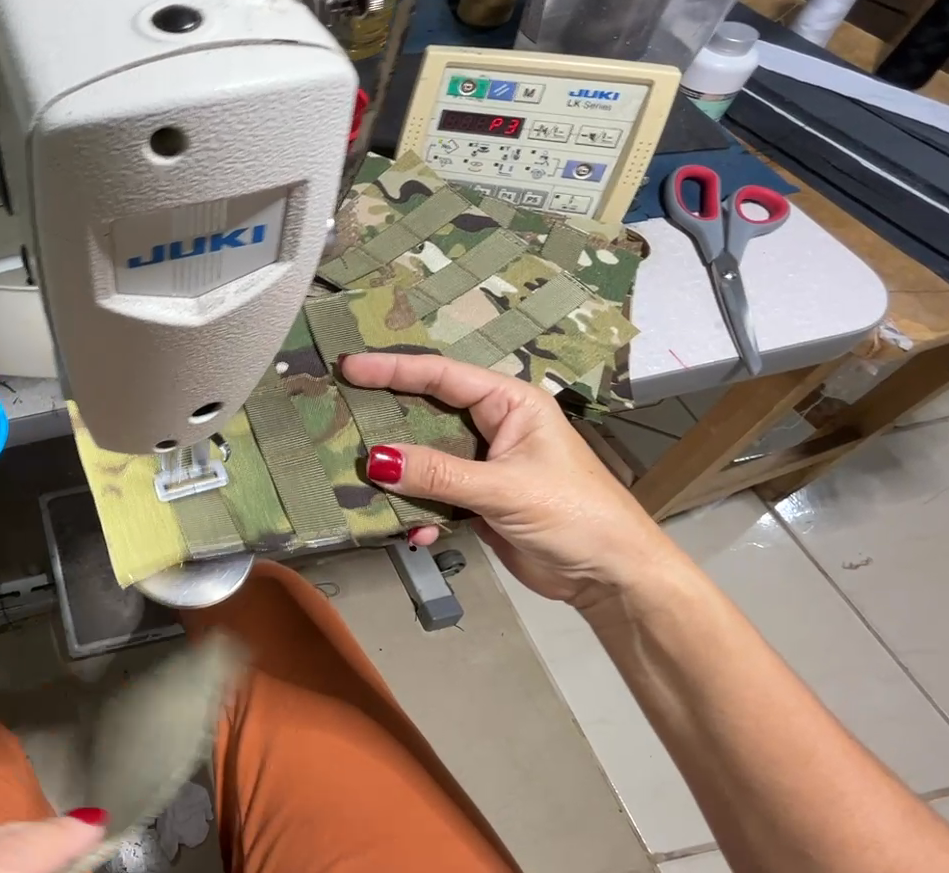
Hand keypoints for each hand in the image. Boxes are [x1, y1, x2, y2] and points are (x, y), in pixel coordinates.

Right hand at [339, 353, 679, 609]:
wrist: (612, 580)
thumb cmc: (577, 516)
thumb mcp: (505, 490)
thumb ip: (439, 474)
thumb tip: (375, 460)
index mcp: (509, 403)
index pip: (442, 376)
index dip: (393, 370)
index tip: (348, 367)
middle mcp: (492, 425)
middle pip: (424, 411)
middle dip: (384, 417)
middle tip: (336, 411)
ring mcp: (480, 463)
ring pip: (422, 455)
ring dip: (397, 472)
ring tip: (358, 476)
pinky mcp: (473, 498)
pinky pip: (429, 493)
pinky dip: (417, 511)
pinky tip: (415, 532)